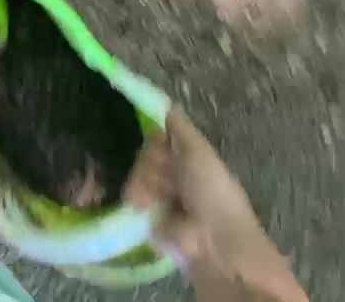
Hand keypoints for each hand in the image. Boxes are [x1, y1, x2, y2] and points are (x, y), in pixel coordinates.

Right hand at [125, 113, 303, 298]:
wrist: (215, 245)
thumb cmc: (213, 194)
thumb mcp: (199, 152)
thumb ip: (179, 127)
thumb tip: (162, 100)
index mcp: (191, 162)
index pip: (158, 138)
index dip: (154, 140)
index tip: (157, 145)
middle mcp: (176, 179)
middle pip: (145, 156)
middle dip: (150, 164)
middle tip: (164, 180)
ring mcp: (161, 200)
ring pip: (136, 176)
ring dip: (143, 185)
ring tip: (153, 200)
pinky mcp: (148, 221)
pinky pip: (129, 198)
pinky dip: (132, 199)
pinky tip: (140, 205)